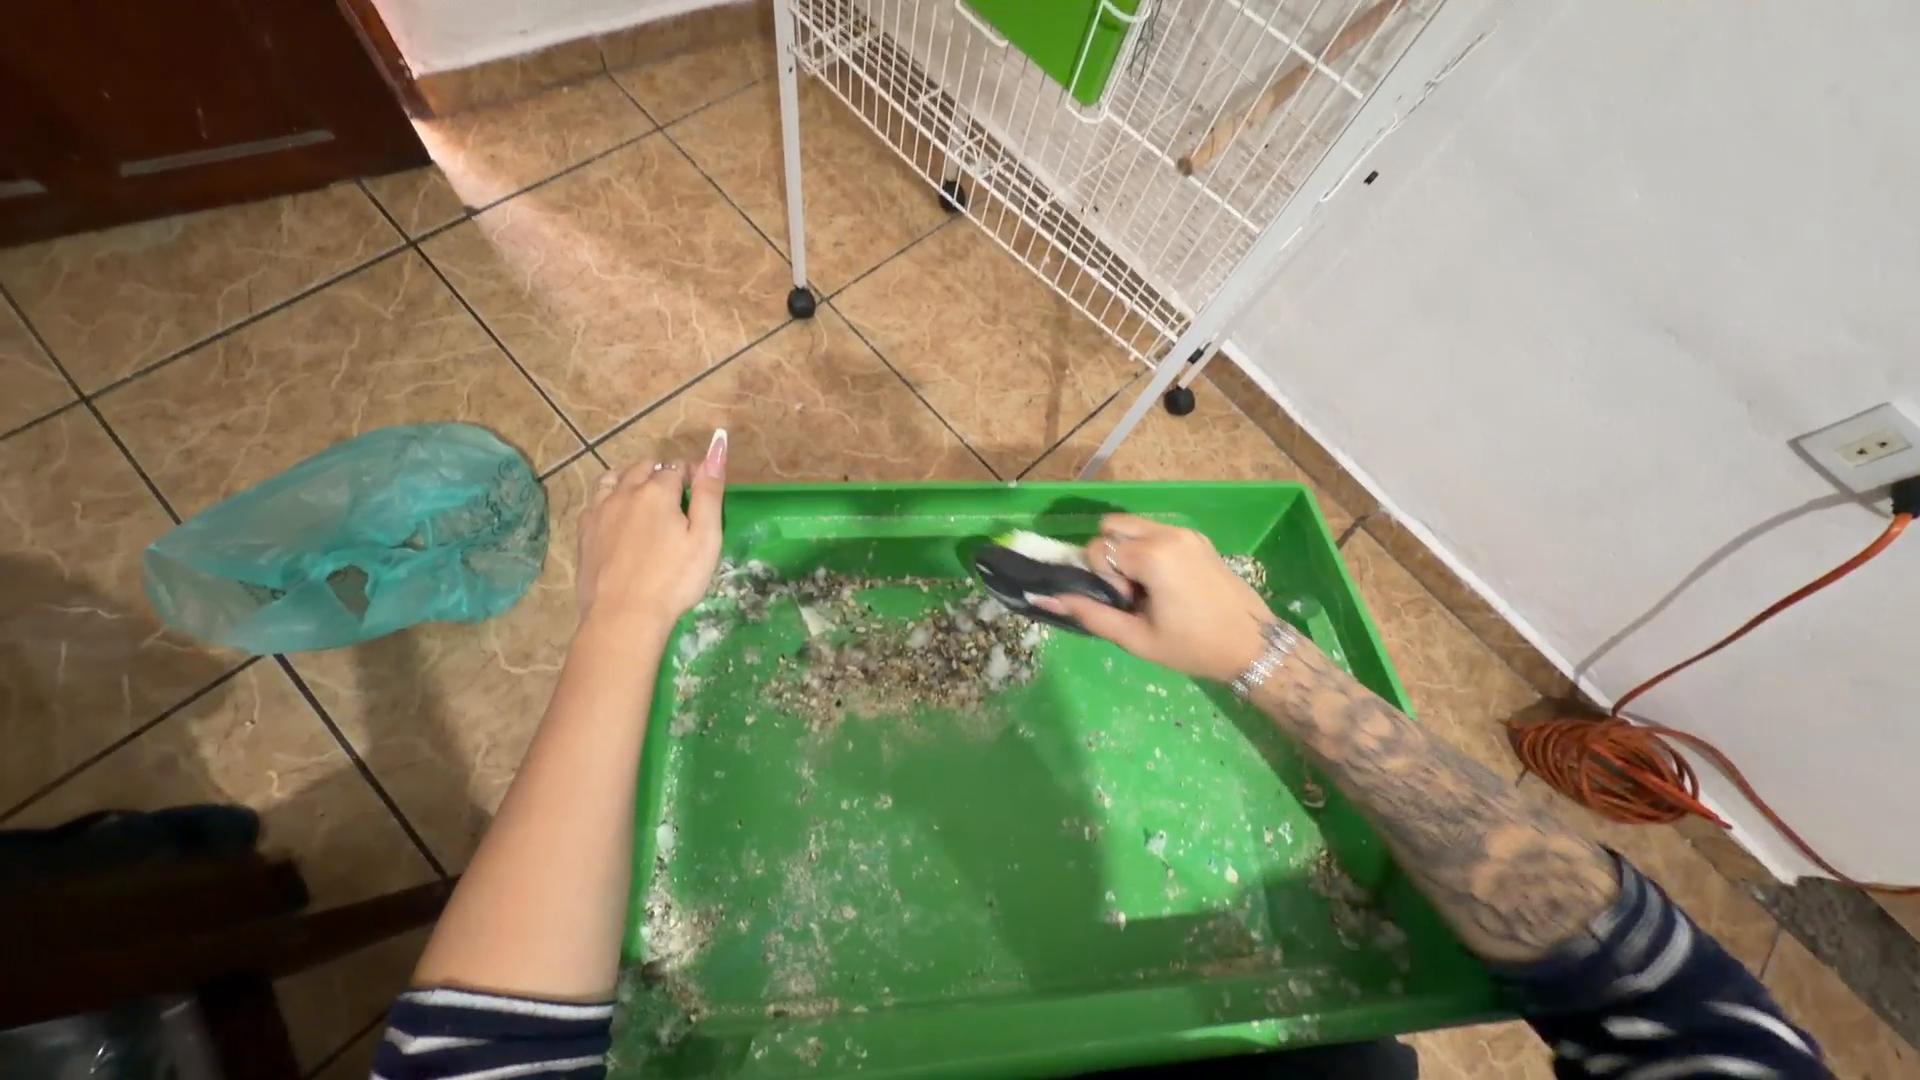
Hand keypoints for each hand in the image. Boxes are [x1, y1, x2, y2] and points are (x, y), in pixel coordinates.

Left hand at [576, 430, 727, 631]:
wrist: (624, 616)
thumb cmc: (675, 578)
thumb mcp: (705, 536)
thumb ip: (710, 490)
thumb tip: (717, 446)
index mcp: (657, 490)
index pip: (678, 467)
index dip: (693, 476)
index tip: (701, 496)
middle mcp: (624, 492)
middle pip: (645, 467)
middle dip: (662, 475)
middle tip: (678, 503)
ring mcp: (599, 511)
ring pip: (615, 478)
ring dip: (632, 480)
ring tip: (646, 501)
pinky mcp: (584, 532)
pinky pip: (596, 501)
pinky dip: (611, 499)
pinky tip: (619, 517)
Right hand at [1032, 514, 1271, 681]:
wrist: (1253, 646)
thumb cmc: (1193, 647)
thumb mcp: (1137, 639)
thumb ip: (1090, 615)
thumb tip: (1047, 600)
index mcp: (1154, 556)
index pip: (1098, 547)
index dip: (1102, 577)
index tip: (1127, 601)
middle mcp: (1168, 534)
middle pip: (1112, 525)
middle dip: (1110, 555)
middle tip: (1130, 590)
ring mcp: (1186, 533)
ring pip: (1134, 525)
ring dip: (1127, 551)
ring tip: (1146, 587)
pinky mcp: (1198, 538)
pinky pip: (1157, 532)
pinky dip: (1148, 550)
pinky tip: (1163, 583)